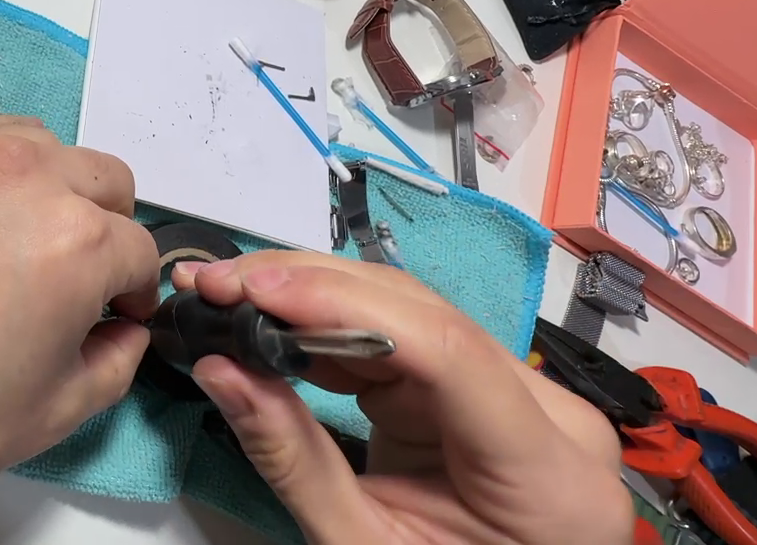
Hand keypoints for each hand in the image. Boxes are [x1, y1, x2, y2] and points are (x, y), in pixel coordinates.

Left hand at [0, 114, 159, 513]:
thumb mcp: (51, 411)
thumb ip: (115, 360)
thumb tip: (124, 326)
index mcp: (75, 239)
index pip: (138, 248)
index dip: (131, 288)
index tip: (111, 308)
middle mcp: (24, 171)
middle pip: (104, 175)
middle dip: (104, 221)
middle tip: (66, 263)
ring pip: (36, 140)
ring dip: (43, 182)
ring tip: (3, 230)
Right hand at [173, 252, 628, 544]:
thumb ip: (291, 459)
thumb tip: (215, 366)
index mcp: (545, 473)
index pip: (445, 351)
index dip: (341, 304)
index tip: (248, 290)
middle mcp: (543, 410)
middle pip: (415, 311)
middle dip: (302, 286)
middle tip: (212, 283)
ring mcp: (509, 387)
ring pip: (393, 303)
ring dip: (300, 291)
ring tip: (223, 291)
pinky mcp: (466, 380)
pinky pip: (385, 328)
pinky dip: (316, 319)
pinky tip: (264, 317)